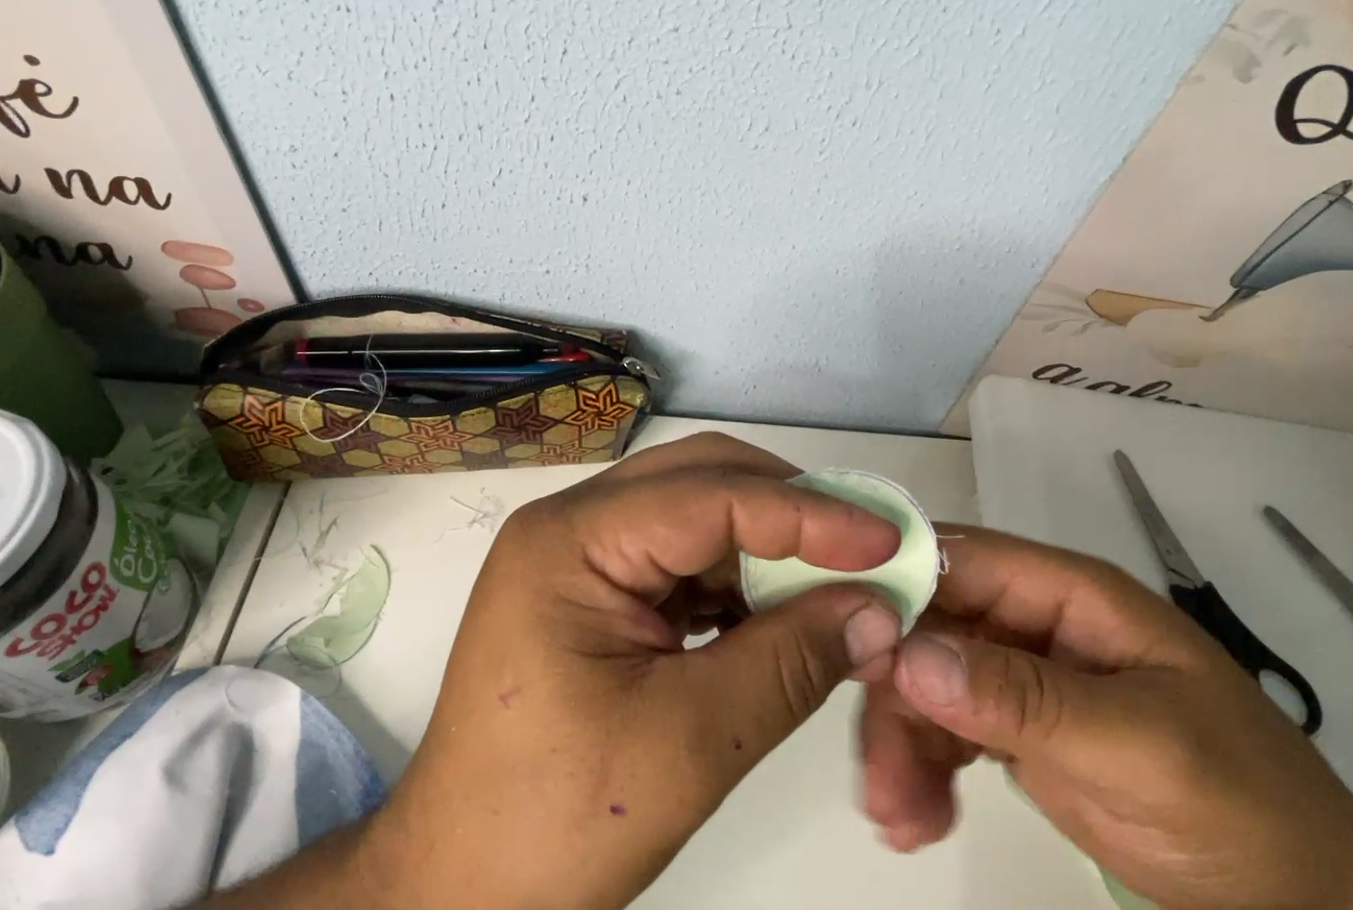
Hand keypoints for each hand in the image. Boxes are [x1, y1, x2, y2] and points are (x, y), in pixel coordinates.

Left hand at [215, 433, 906, 908]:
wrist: (460, 885)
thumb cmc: (556, 819)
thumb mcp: (688, 742)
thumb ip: (790, 662)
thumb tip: (879, 611)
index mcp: (570, 543)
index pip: (710, 495)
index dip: (810, 513)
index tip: (892, 545)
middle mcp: (570, 529)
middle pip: (701, 483)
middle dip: (792, 513)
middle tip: (872, 556)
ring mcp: (578, 562)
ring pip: (697, 519)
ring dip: (771, 550)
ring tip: (842, 590)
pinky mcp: (593, 598)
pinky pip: (681, 565)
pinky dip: (741, 585)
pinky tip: (785, 618)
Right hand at [860, 526, 1352, 909]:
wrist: (1302, 905)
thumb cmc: (1241, 808)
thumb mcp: (1139, 747)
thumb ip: (1024, 697)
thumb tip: (906, 653)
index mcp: (1073, 596)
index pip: (962, 560)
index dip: (893, 581)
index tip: (834, 632)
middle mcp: (1037, 625)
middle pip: (928, 628)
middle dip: (891, 692)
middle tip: (874, 770)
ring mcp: (1023, 681)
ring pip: (924, 684)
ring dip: (900, 744)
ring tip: (898, 816)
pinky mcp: (1015, 732)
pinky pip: (942, 732)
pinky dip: (919, 771)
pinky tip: (913, 818)